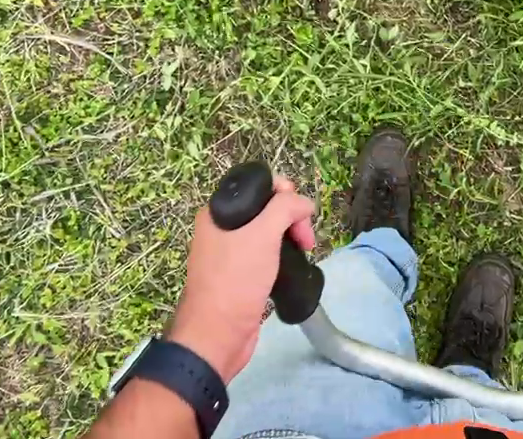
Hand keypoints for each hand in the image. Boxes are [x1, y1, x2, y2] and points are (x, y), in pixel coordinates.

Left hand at [167, 174, 316, 382]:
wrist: (217, 337)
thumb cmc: (236, 280)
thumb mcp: (263, 233)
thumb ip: (286, 207)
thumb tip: (305, 204)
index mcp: (218, 211)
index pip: (259, 184)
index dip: (285, 192)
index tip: (299, 213)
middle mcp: (222, 227)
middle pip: (268, 206)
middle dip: (292, 215)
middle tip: (305, 237)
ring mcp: (231, 251)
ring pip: (270, 228)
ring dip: (291, 233)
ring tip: (304, 249)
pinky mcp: (241, 273)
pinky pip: (267, 250)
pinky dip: (283, 251)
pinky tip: (293, 261)